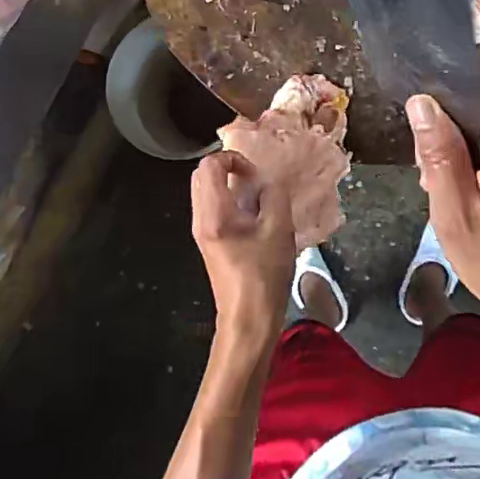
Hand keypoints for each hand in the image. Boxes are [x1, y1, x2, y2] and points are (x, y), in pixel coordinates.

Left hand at [191, 151, 294, 346]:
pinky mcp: (209, 242)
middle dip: (228, 168)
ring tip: (256, 197)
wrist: (248, 319)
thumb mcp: (279, 230)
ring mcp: (201, 231)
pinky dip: (228, 200)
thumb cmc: (263, 275)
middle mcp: (200, 218)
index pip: (210, 165)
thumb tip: (268, 182)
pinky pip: (211, 207)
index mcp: (214, 212)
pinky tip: (252, 216)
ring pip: (205, 191)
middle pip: (202, 174)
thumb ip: (275, 196)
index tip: (255, 174)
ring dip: (228, 184)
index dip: (233, 159)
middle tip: (254, 180)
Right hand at [407, 90, 479, 330]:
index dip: (451, 93)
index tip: (420, 117)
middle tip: (426, 170)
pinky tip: (460, 189)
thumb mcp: (457, 219)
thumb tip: (421, 102)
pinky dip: (472, 157)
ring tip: (439, 185)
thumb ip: (440, 157)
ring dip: (457, 144)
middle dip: (447, 126)